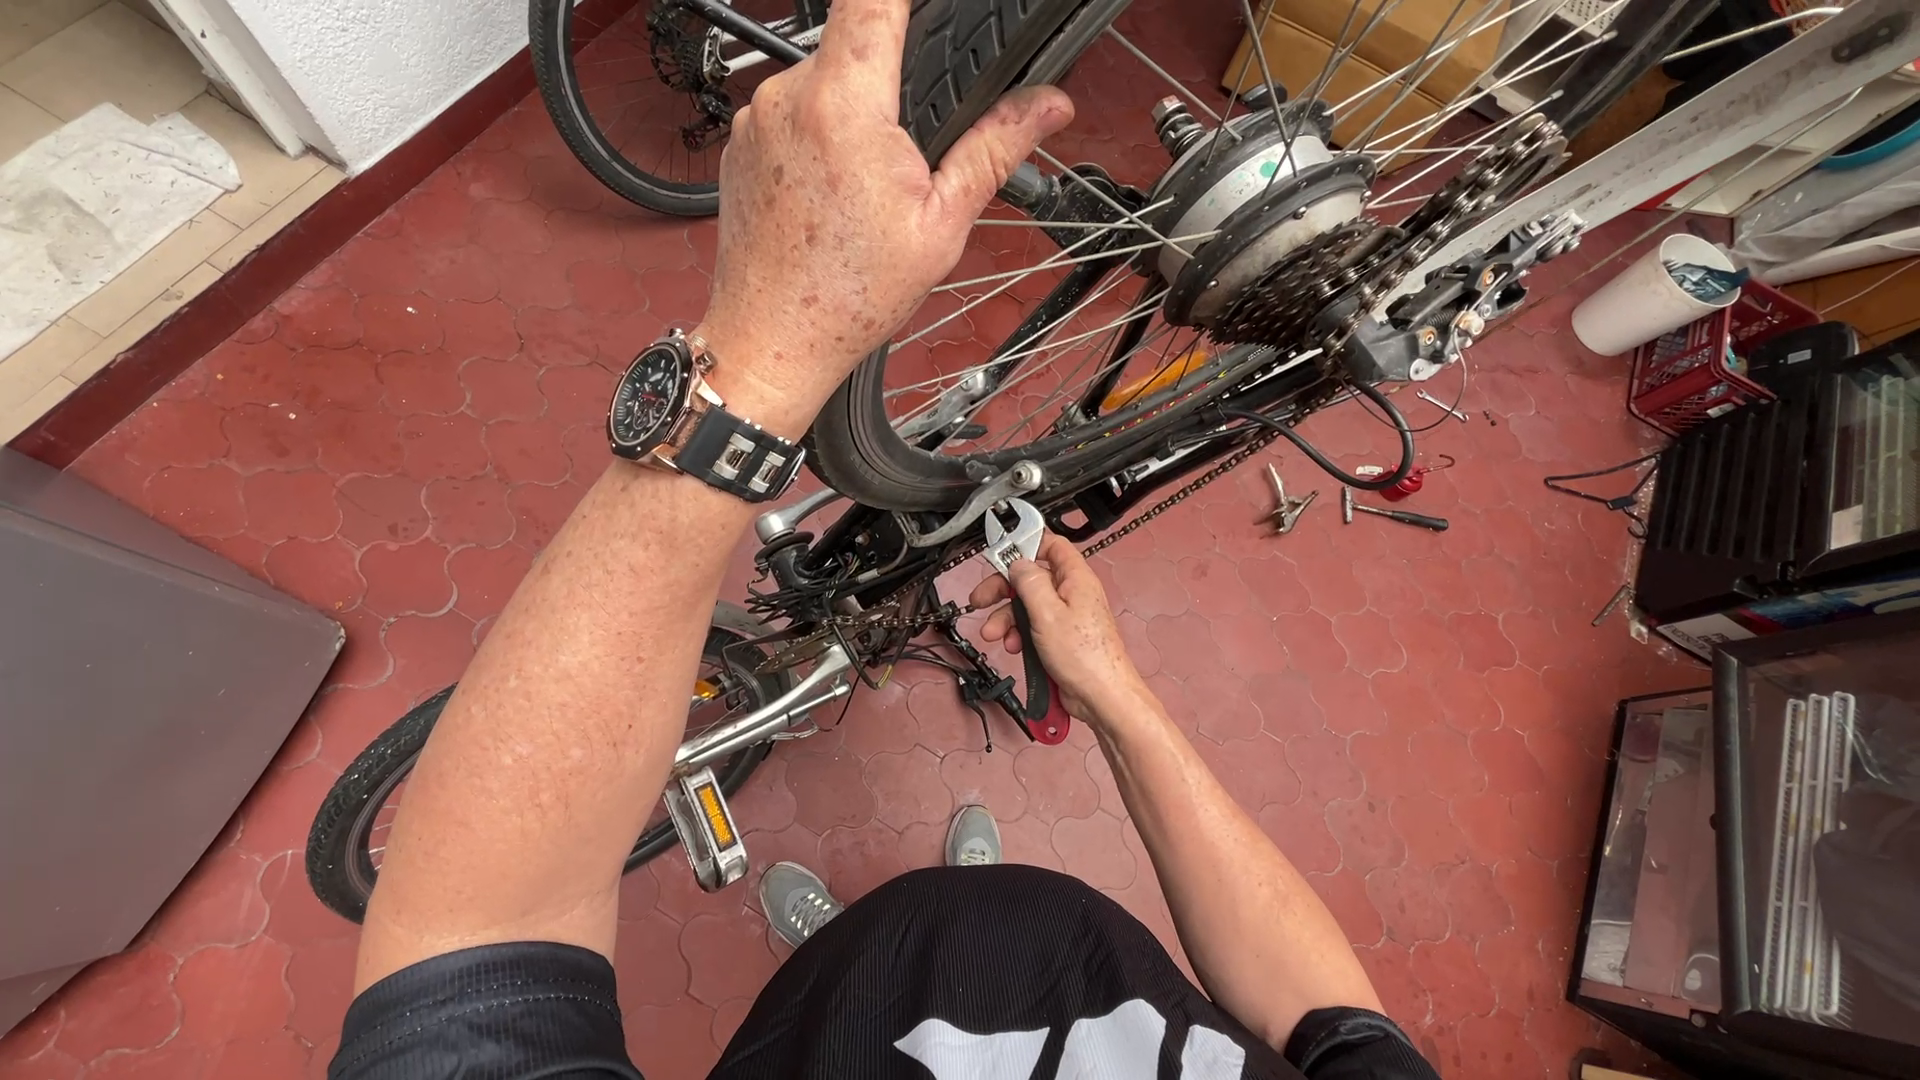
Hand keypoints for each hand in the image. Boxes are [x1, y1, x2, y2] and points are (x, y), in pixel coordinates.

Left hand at [697, 0, 1073, 431]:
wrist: (774, 340)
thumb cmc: (849, 297)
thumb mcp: (940, 227)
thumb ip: (994, 151)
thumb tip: (1048, 105)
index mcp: (846, 105)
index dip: (908, 1)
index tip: (927, 17)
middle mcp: (788, 95)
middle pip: (852, 42)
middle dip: (887, 85)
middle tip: (901, 159)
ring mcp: (756, 117)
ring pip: (821, 82)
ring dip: (852, 118)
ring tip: (861, 195)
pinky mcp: (741, 142)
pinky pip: (790, 114)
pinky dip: (817, 141)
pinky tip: (831, 200)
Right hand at [968, 532, 1145, 720]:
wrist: (1100, 697)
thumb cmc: (1087, 658)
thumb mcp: (1048, 613)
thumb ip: (1029, 583)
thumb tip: (1018, 564)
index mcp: (1075, 579)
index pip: (1051, 546)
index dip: (1026, 546)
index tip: (1002, 555)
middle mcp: (1072, 594)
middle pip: (1031, 579)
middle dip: (1004, 590)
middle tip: (982, 599)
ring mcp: (1066, 617)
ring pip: (1028, 606)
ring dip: (1008, 618)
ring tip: (995, 633)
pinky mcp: (1060, 638)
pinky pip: (1033, 628)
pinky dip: (1019, 635)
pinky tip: (1014, 646)